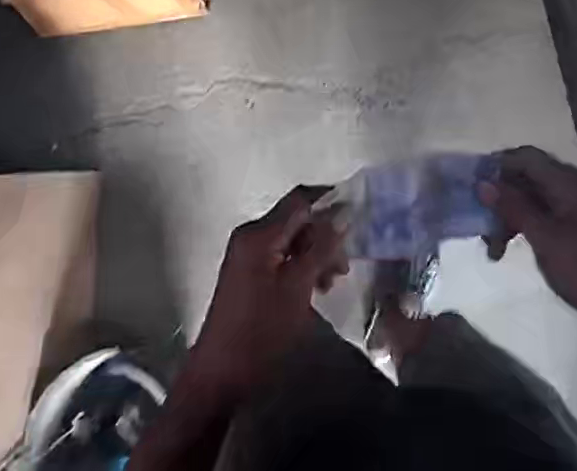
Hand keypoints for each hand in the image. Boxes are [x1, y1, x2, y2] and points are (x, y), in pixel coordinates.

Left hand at [180, 185, 348, 405]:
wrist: (219, 376)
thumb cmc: (261, 331)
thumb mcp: (298, 287)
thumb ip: (322, 247)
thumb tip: (343, 214)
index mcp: (259, 234)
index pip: (300, 199)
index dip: (329, 202)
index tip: (356, 217)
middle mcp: (251, 235)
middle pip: (296, 220)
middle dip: (324, 237)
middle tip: (343, 268)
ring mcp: (247, 254)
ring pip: (291, 240)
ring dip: (315, 255)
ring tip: (331, 283)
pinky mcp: (248, 272)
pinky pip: (281, 256)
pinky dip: (300, 266)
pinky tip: (314, 289)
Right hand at [480, 147, 576, 335]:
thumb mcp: (544, 241)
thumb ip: (514, 207)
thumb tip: (483, 184)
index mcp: (573, 184)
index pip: (528, 157)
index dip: (499, 165)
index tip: (476, 184)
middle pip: (533, 174)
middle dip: (505, 195)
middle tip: (484, 221)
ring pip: (540, 193)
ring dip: (516, 211)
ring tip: (497, 244)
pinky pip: (552, 205)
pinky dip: (532, 217)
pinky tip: (520, 239)